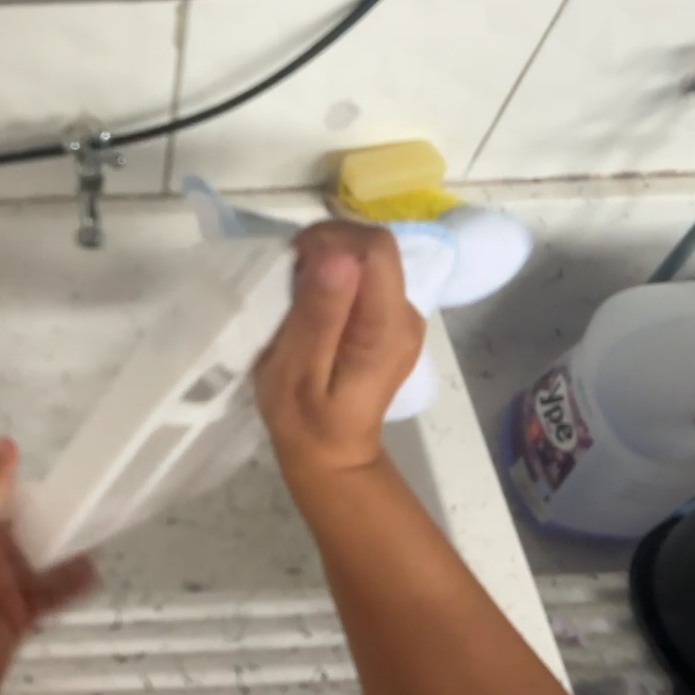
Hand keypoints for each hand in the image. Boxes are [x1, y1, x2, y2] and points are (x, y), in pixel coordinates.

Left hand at [0, 439, 98, 694]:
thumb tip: (7, 442)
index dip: (26, 484)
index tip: (64, 467)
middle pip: (24, 529)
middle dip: (53, 516)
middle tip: (95, 497)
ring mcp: (0, 590)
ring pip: (40, 561)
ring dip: (67, 548)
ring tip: (102, 530)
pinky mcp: (16, 620)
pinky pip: (48, 595)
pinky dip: (70, 585)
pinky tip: (94, 573)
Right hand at [255, 221, 425, 480]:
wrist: (331, 454)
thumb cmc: (304, 419)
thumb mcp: (297, 370)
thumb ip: (319, 314)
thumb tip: (336, 258)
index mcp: (386, 326)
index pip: (374, 248)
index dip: (329, 240)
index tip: (291, 266)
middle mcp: (407, 314)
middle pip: (375, 248)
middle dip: (327, 249)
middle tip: (287, 283)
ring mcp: (403, 317)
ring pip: (369, 260)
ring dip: (328, 264)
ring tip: (295, 298)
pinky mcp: (390, 320)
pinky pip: (365, 279)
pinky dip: (334, 280)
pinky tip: (312, 309)